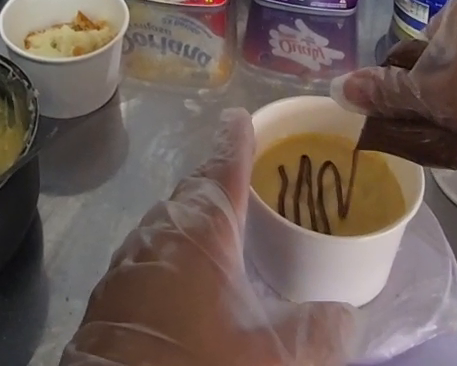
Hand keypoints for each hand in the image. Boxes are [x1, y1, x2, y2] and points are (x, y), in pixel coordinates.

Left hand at [62, 108, 354, 365]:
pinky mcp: (110, 293)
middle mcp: (161, 229)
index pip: (224, 165)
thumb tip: (346, 313)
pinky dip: (172, 255)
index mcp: (202, 226)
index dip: (237, 139)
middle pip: (194, 192)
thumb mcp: (276, 358)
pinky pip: (149, 256)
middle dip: (218, 184)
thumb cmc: (200, 361)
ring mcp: (129, 259)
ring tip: (221, 235)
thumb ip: (319, 330)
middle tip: (246, 185)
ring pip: (168, 224)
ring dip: (194, 223)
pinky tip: (185, 283)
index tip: (239, 116)